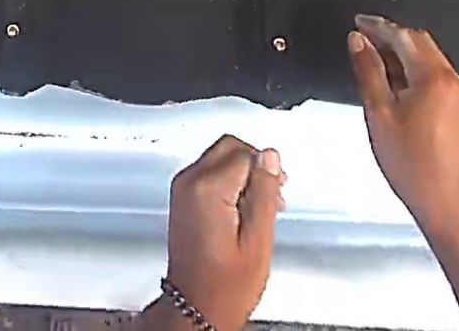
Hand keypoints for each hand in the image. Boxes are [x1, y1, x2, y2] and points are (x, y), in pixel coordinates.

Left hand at [159, 134, 284, 330]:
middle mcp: (190, 181)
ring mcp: (182, 187)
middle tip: (273, 192)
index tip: (278, 191)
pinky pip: (209, 169)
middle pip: (229, 147)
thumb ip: (264, 193)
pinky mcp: (181, 194)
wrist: (194, 311)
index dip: (267, 170)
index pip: (245, 155)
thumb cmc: (224, 287)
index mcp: (208, 189)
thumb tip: (270, 157)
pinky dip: (228, 178)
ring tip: (259, 204)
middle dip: (254, 163)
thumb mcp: (257, 242)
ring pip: (219, 155)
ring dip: (242, 170)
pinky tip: (241, 206)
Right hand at [348, 14, 458, 238]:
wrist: (448, 209)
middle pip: (420, 42)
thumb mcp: (379, 113)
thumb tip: (358, 41)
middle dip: (391, 36)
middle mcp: (454, 82)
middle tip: (364, 38)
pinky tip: (398, 84)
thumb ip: (368, 70)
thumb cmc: (415, 168)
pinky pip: (439, 76)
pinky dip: (416, 70)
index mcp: (434, 79)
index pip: (403, 36)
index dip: (377, 26)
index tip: (359, 22)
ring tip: (376, 61)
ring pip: (430, 58)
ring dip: (403, 53)